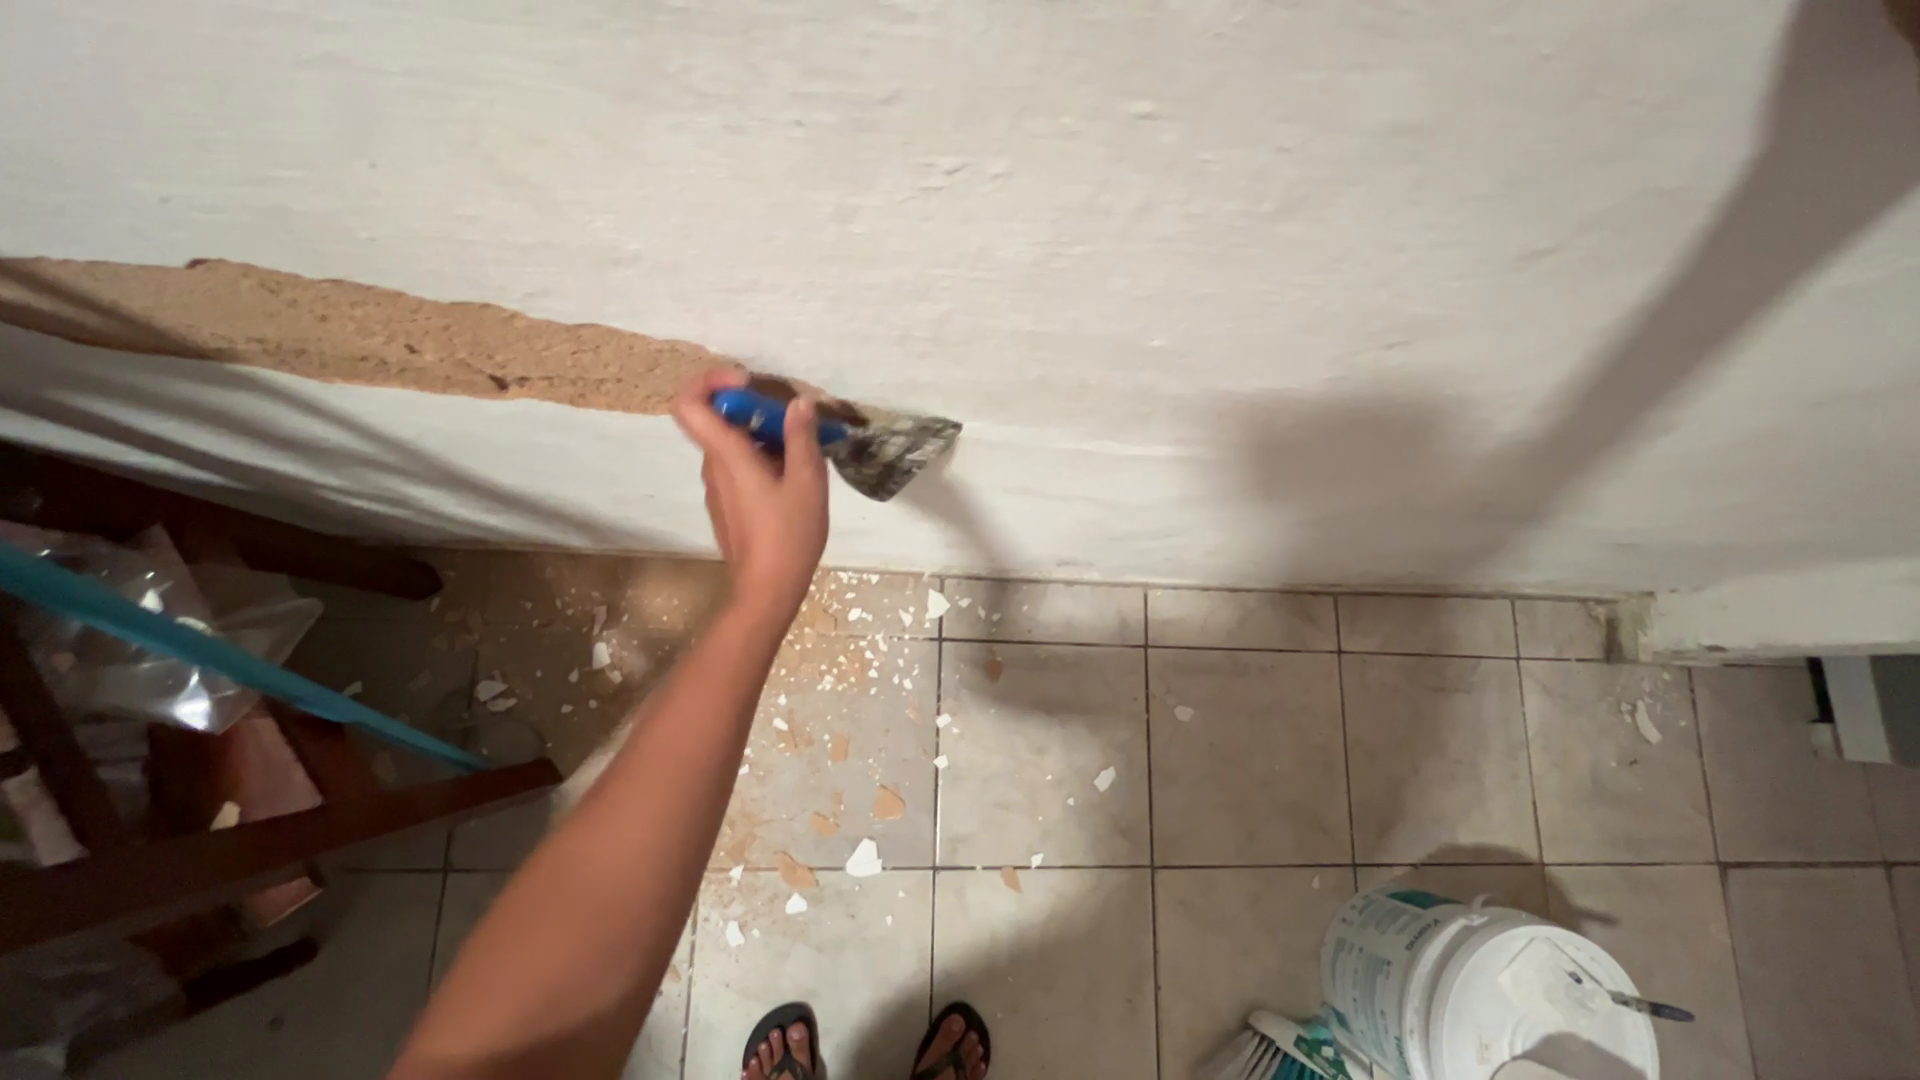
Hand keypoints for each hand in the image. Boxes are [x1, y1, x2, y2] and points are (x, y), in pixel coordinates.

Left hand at [671, 368, 828, 614]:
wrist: (768, 588)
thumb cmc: (788, 534)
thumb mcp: (807, 481)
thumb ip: (802, 438)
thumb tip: (799, 403)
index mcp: (727, 456)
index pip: (689, 403)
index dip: (709, 381)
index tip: (746, 382)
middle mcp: (713, 467)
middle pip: (717, 421)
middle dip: (754, 410)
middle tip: (793, 421)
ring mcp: (718, 489)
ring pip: (731, 446)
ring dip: (763, 438)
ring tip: (802, 453)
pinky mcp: (727, 506)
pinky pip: (737, 468)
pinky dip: (761, 460)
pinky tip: (793, 481)